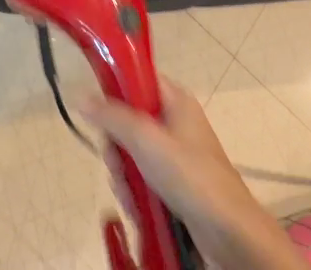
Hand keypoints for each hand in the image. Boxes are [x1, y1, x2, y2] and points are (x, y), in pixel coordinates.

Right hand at [78, 78, 310, 269]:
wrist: (229, 232)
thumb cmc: (190, 175)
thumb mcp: (145, 140)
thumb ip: (112, 116)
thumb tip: (81, 95)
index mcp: (175, 101)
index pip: (138, 78)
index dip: (116, 89)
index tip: (99, 110)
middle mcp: (175, 123)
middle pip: (128, 121)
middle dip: (116, 147)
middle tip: (116, 163)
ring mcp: (175, 155)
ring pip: (131, 153)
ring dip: (123, 175)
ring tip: (129, 195)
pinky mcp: (174, 183)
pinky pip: (142, 177)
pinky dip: (134, 191)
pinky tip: (135, 209)